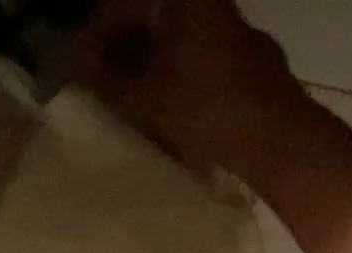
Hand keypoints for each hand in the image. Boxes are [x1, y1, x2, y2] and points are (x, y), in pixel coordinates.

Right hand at [75, 0, 317, 175]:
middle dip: (122, 54)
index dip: (94, 38)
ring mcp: (236, 33)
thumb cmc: (204, 110)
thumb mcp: (144, 98)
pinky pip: (201, 63)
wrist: (278, 140)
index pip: (121, 5)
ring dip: (148, 70)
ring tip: (128, 107)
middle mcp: (212, 5)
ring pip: (177, 44)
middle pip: (152, 22)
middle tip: (99, 90)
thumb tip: (73, 60)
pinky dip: (177, 81)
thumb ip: (104, 78)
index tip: (76, 70)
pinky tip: (167, 115)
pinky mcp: (253, 63)